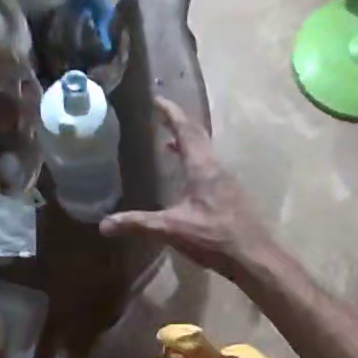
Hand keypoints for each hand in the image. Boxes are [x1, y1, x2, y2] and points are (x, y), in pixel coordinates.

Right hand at [101, 98, 273, 276]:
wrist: (253, 257)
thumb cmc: (213, 237)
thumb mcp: (171, 230)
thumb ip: (138, 224)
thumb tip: (104, 224)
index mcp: (201, 168)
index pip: (185, 130)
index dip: (171, 113)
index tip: (157, 100)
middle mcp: (215, 167)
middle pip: (198, 135)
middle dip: (179, 122)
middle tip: (162, 115)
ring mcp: (226, 180)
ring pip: (205, 151)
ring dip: (188, 142)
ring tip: (170, 143)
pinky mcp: (230, 194)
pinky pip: (209, 166)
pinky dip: (195, 160)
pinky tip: (187, 177)